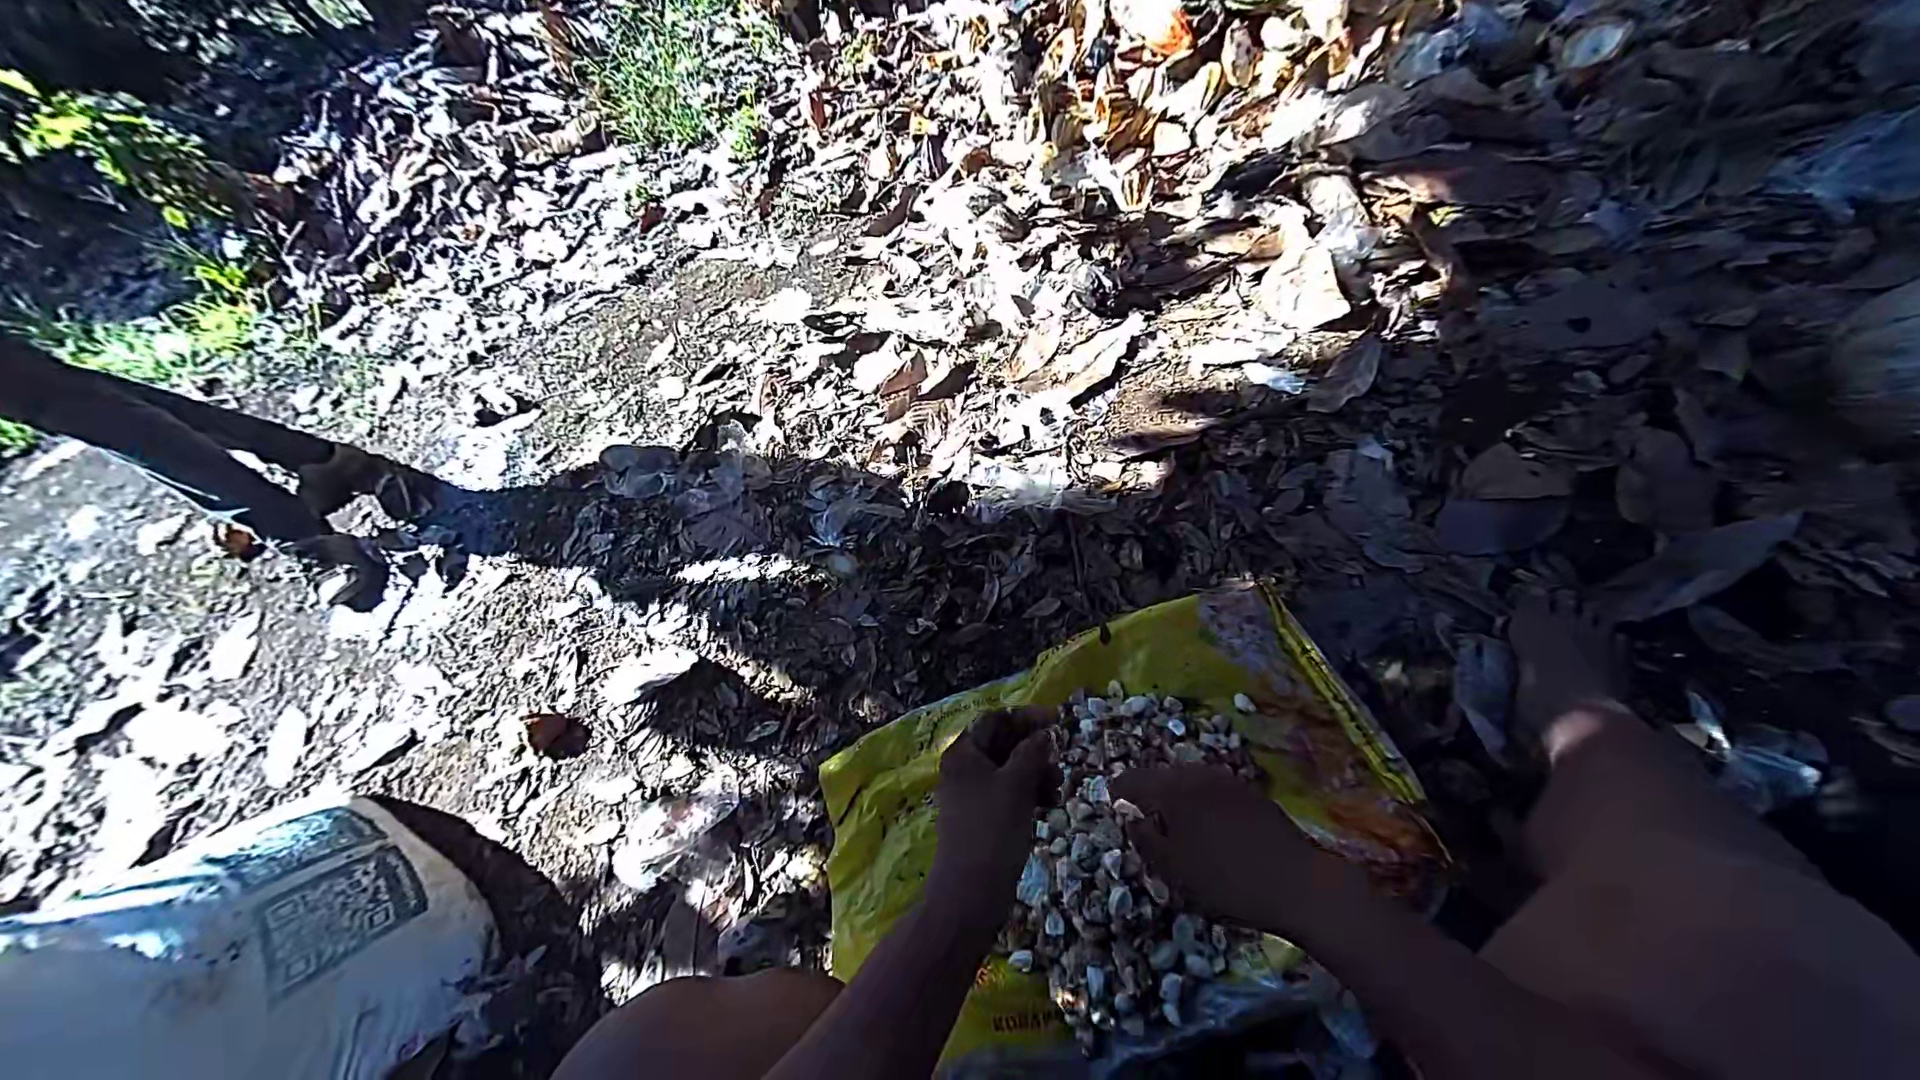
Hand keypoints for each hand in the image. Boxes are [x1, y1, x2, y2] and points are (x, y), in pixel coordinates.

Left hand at [930, 708, 1053, 922]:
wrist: (971, 892)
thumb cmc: (992, 829)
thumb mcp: (1016, 785)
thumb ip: (1031, 752)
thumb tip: (1044, 734)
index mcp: (963, 753)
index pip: (995, 720)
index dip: (1025, 717)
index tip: (1056, 721)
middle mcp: (964, 769)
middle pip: (1003, 744)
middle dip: (1034, 750)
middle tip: (1059, 761)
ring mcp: (972, 794)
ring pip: (1009, 770)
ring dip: (1036, 773)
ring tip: (1056, 791)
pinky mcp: (983, 818)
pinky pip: (1009, 793)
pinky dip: (1029, 794)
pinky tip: (1048, 806)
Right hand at [1112, 766, 1362, 932]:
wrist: (1302, 884)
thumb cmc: (1228, 880)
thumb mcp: (1175, 870)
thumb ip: (1145, 839)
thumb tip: (1130, 817)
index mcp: (1171, 788)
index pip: (1130, 780)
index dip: (1118, 794)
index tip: (1113, 808)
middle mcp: (1196, 773)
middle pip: (1159, 776)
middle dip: (1147, 793)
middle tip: (1142, 818)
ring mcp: (1226, 779)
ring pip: (1186, 780)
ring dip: (1175, 796)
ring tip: (1175, 824)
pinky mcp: (1249, 791)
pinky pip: (1210, 788)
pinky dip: (1199, 801)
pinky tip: (1208, 826)